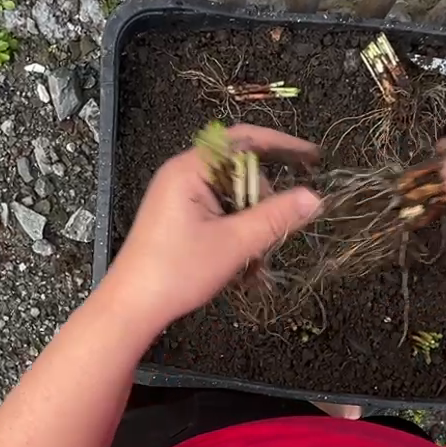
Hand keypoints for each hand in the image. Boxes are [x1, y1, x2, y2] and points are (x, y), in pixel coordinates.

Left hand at [99, 124, 320, 332]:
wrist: (131, 307)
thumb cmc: (175, 272)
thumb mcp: (233, 244)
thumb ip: (276, 218)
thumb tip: (314, 197)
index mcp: (190, 169)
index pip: (244, 139)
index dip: (282, 145)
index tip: (313, 158)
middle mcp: (182, 176)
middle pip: (241, 173)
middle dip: (264, 204)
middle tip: (272, 236)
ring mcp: (179, 199)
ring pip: (233, 200)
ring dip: (251, 228)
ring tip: (253, 264)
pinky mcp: (179, 219)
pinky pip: (219, 216)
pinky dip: (235, 237)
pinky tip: (242, 269)